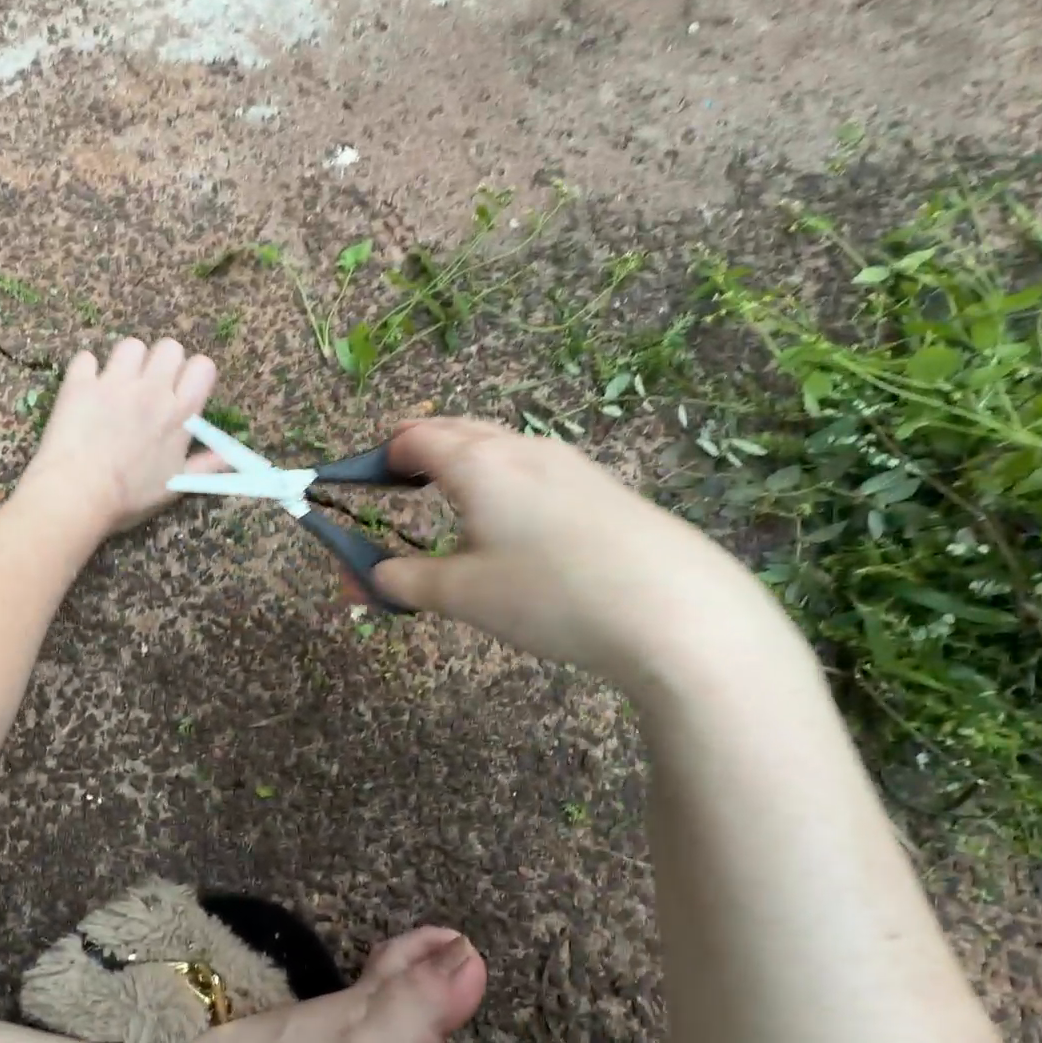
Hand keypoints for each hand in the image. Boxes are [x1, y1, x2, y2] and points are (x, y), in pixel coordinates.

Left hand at [16, 337, 222, 536]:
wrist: (76, 495)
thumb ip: (205, 466)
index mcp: (180, 413)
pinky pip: (86, 358)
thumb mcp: (174, 486)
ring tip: (117, 385)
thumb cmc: (129, 497)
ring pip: (130, 346)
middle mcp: (152, 390)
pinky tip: (85, 390)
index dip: (193, 374)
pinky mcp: (80, 383)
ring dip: (126, 362)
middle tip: (149, 386)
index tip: (182, 389)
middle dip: (162, 362)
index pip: (203, 366)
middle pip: (169, 347)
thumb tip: (229, 457)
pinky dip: (86, 371)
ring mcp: (115, 382)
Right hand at [371, 418, 806, 690]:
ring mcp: (568, 464)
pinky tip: (513, 523)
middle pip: (455, 428)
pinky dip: (500, 478)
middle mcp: (521, 449)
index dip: (379, 457)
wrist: (681, 614)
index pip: (413, 438)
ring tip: (448, 499)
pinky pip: (532, 466)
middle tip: (396, 481)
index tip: (361, 483)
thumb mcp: (462, 595)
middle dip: (418, 448)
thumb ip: (403, 581)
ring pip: (498, 445)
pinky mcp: (603, 487)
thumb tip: (365, 579)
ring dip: (462, 460)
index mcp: (477, 463)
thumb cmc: (550, 595)